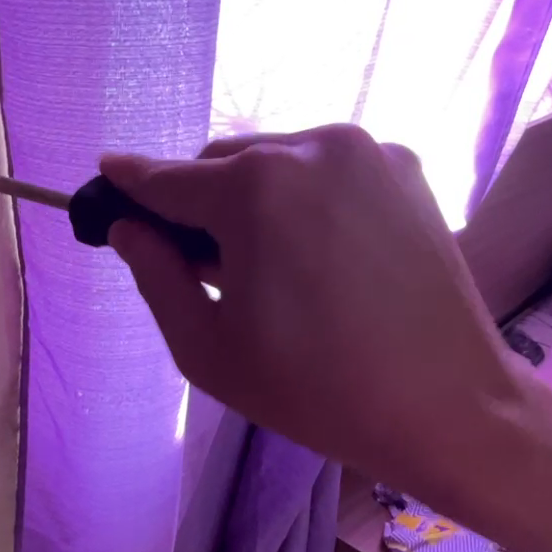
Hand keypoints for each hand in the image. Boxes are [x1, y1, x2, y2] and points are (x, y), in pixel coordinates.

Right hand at [104, 125, 532, 502]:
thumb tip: (127, 228)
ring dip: (247, 197)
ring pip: (273, 158)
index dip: (127, 185)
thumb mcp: (206, 349)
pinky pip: (322, 169)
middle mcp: (311, 146)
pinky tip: (311, 253)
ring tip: (259, 263)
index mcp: (255, 189)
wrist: (447, 405)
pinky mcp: (405, 167)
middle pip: (220, 162)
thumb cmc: (314, 389)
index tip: (104, 182)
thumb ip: (154, 276)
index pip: (166, 179)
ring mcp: (367, 151)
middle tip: (193, 260)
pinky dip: (298, 196)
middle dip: (194, 201)